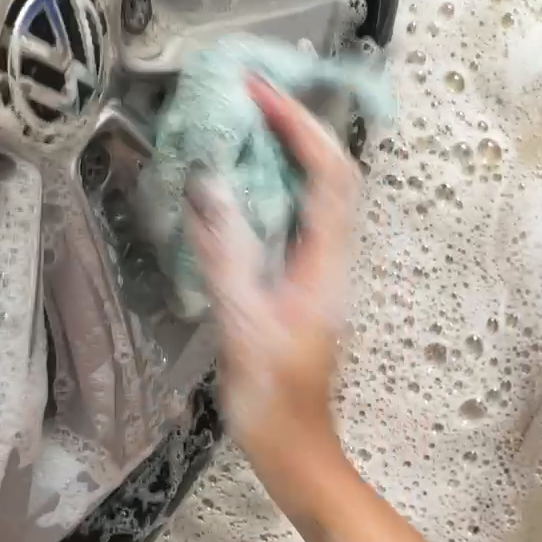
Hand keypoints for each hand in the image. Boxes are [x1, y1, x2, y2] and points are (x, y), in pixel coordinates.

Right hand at [185, 76, 359, 511]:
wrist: (296, 449)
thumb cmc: (275, 403)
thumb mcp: (245, 328)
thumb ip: (228, 256)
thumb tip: (210, 185)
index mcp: (326, 269)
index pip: (331, 175)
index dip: (301, 126)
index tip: (258, 91)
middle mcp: (332, 264)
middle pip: (330, 177)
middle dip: (294, 129)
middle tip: (245, 99)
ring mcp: (319, 276)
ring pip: (312, 199)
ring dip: (282, 159)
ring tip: (237, 129)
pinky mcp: (301, 289)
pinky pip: (291, 226)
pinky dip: (268, 195)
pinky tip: (233, 190)